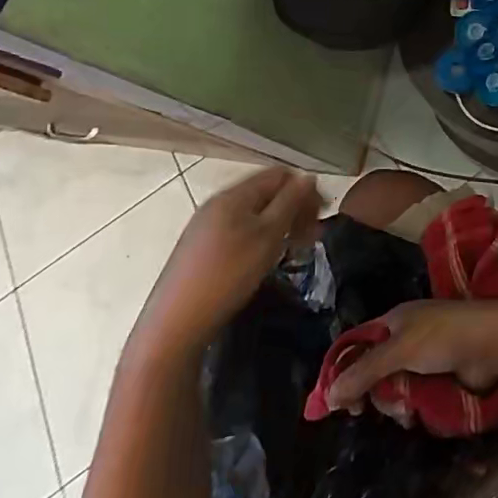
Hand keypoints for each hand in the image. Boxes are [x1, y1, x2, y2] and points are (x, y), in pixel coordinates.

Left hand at [131, 167, 321, 358]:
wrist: (176, 323)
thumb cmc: (229, 275)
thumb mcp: (268, 236)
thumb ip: (291, 202)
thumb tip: (308, 177)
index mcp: (234, 195)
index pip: (280, 175)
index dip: (305, 191)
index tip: (321, 218)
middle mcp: (218, 203)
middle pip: (267, 192)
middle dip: (294, 209)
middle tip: (311, 237)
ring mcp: (206, 225)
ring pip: (255, 213)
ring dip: (280, 225)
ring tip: (293, 249)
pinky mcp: (200, 247)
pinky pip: (240, 229)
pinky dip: (261, 237)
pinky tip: (265, 259)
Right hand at [323, 299, 497, 413]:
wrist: (490, 344)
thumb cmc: (442, 337)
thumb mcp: (398, 350)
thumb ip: (363, 372)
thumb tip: (328, 397)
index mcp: (393, 321)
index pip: (357, 346)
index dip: (341, 371)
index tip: (332, 403)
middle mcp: (406, 338)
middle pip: (373, 372)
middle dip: (372, 392)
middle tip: (366, 410)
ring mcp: (423, 358)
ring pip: (393, 388)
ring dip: (394, 403)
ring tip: (404, 410)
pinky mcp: (439, 377)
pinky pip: (413, 396)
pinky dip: (411, 407)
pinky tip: (414, 414)